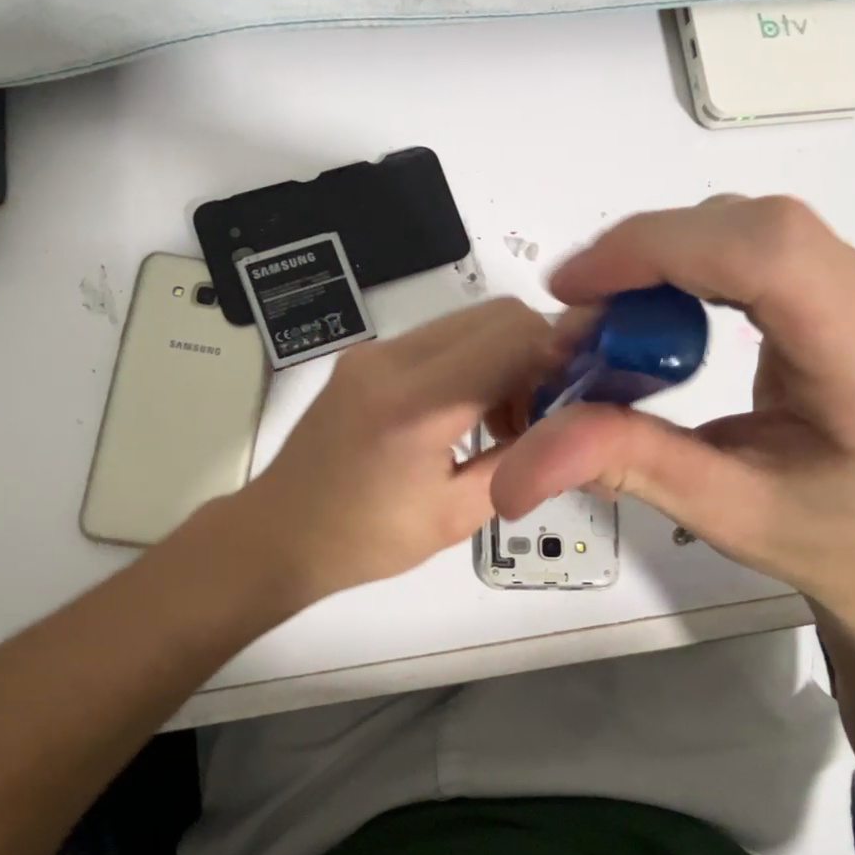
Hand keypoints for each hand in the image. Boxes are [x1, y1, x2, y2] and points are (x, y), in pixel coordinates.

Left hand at [229, 298, 555, 601]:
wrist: (280, 531)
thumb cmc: (366, 538)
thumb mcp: (457, 514)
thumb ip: (519, 460)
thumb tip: (567, 423)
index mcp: (417, 403)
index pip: (515, 334)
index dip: (559, 355)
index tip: (574, 399)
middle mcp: (393, 359)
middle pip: (497, 315)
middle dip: (535, 355)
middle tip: (538, 415)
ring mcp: (374, 352)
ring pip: (469, 322)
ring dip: (503, 358)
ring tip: (501, 422)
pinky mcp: (365, 356)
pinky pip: (439, 338)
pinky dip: (470, 362)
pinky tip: (466, 414)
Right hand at [490, 195, 854, 606]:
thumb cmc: (822, 540)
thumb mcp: (720, 513)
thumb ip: (627, 463)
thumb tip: (526, 451)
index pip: (775, 259)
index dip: (661, 248)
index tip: (574, 287)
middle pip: (764, 232)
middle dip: (650, 256)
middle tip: (583, 315)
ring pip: (763, 227)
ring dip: (670, 257)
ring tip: (619, 318)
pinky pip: (773, 242)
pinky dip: (699, 262)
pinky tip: (669, 306)